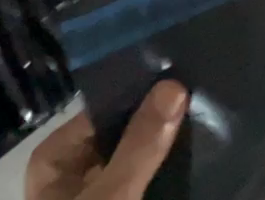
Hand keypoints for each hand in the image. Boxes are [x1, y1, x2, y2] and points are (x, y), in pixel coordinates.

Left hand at [26, 81, 188, 199]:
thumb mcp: (111, 194)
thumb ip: (140, 144)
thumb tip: (175, 84)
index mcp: (57, 156)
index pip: (107, 108)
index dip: (144, 94)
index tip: (183, 78)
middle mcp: (74, 171)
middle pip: (125, 135)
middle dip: (160, 122)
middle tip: (203, 97)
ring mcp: (96, 192)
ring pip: (139, 161)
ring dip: (167, 150)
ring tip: (207, 119)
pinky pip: (146, 182)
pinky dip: (166, 173)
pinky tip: (198, 155)